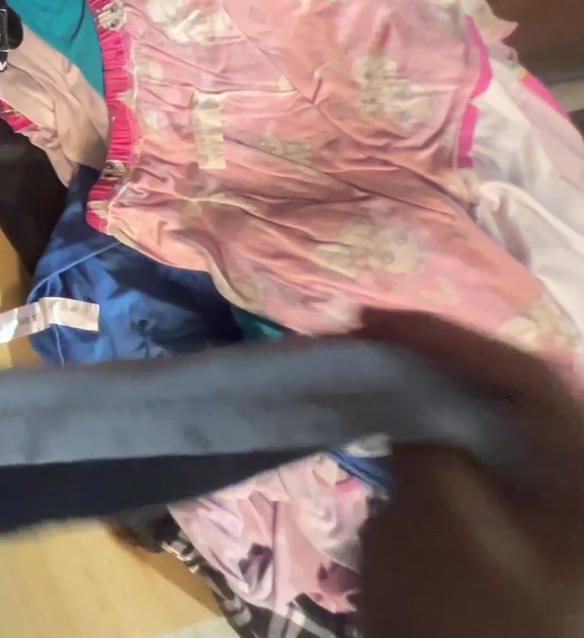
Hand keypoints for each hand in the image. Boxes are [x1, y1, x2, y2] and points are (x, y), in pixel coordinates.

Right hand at [357, 310, 583, 636]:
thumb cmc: (465, 614)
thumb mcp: (438, 524)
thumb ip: (424, 442)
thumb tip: (403, 391)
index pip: (534, 380)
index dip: (447, 338)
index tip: (365, 319)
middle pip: (533, 393)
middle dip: (448, 355)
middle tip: (369, 336)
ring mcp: (576, 507)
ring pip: (518, 417)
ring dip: (445, 383)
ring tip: (380, 364)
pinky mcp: (549, 522)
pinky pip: (507, 447)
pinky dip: (453, 419)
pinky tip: (408, 415)